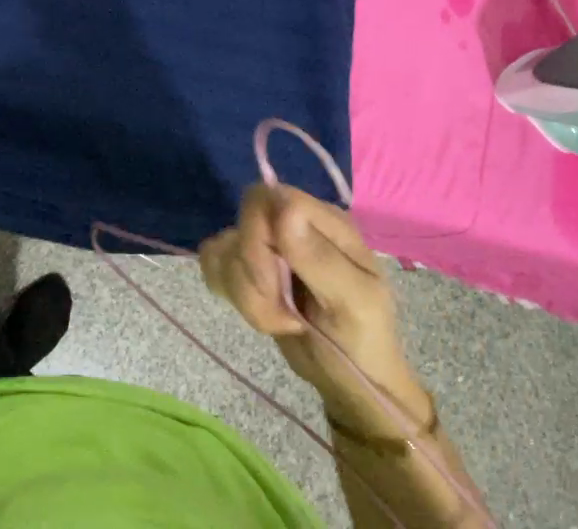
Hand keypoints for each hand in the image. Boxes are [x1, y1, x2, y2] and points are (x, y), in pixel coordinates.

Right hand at [200, 185, 430, 436]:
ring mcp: (268, 246)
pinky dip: (230, 292)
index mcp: (325, 221)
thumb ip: (320, 258)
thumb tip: (286, 209)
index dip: (258, 237)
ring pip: (224, 249)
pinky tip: (260, 314)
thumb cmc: (363, 339)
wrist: (348, 379)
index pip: (268, 198)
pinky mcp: (248, 268)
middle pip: (242, 223)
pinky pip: (214, 263)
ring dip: (245, 295)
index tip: (275, 285)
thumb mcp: (356, 303)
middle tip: (281, 313)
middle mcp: (292, 225)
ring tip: (280, 321)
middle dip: (252, 275)